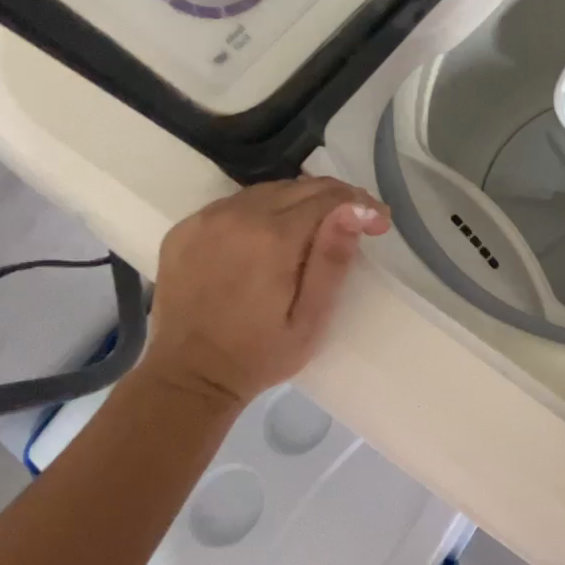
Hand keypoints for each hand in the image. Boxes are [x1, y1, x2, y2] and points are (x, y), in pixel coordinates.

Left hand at [142, 176, 390, 405]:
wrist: (186, 377)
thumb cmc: (259, 354)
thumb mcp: (312, 317)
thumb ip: (333, 259)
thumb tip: (355, 209)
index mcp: (272, 238)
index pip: (330, 198)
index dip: (362, 205)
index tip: (379, 225)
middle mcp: (237, 216)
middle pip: (302, 187)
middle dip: (337, 200)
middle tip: (356, 225)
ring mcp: (206, 219)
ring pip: (270, 190)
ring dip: (301, 202)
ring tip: (316, 229)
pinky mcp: (185, 228)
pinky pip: (237, 203)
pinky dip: (263, 210)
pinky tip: (271, 236)